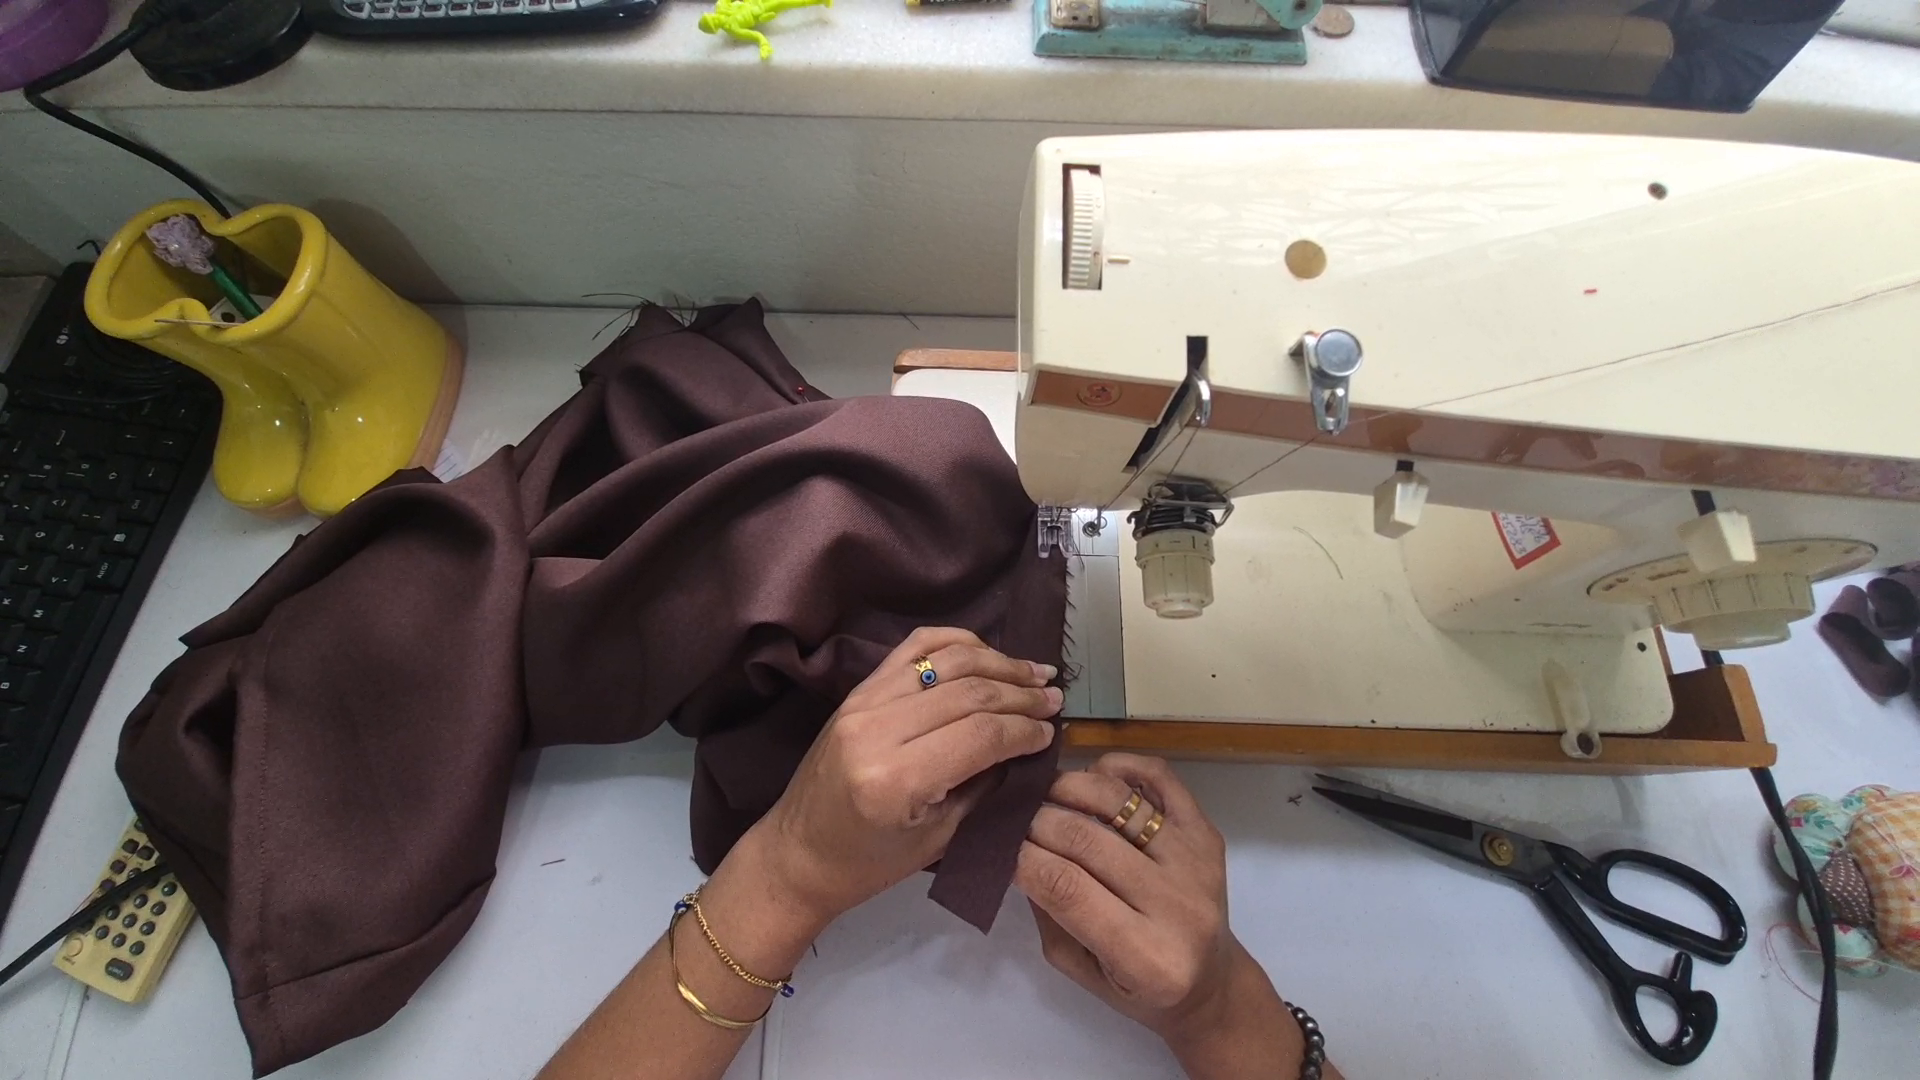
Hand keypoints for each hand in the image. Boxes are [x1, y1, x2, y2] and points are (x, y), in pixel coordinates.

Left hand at [757, 626, 1061, 925]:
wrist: (796, 853)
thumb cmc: (869, 864)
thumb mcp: (939, 838)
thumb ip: (984, 784)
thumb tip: (1028, 742)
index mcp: (896, 779)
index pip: (980, 734)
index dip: (1024, 729)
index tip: (1052, 730)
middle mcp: (876, 729)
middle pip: (968, 692)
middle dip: (1019, 693)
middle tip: (1053, 698)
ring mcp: (862, 701)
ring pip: (945, 660)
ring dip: (997, 662)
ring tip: (1033, 672)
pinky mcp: (856, 689)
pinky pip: (914, 648)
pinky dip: (956, 642)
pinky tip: (987, 652)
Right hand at [1016, 755, 1332, 1078]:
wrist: (1210, 983)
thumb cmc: (1137, 987)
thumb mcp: (1079, 968)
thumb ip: (1048, 911)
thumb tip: (1015, 849)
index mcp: (1146, 957)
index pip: (1067, 888)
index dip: (1023, 857)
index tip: (1000, 843)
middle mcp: (1177, 906)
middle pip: (1086, 839)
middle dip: (1036, 821)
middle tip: (1014, 818)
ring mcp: (1195, 861)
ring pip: (1117, 799)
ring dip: (1068, 786)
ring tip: (1046, 793)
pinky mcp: (1205, 831)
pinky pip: (1158, 776)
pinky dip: (1118, 766)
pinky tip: (1094, 776)